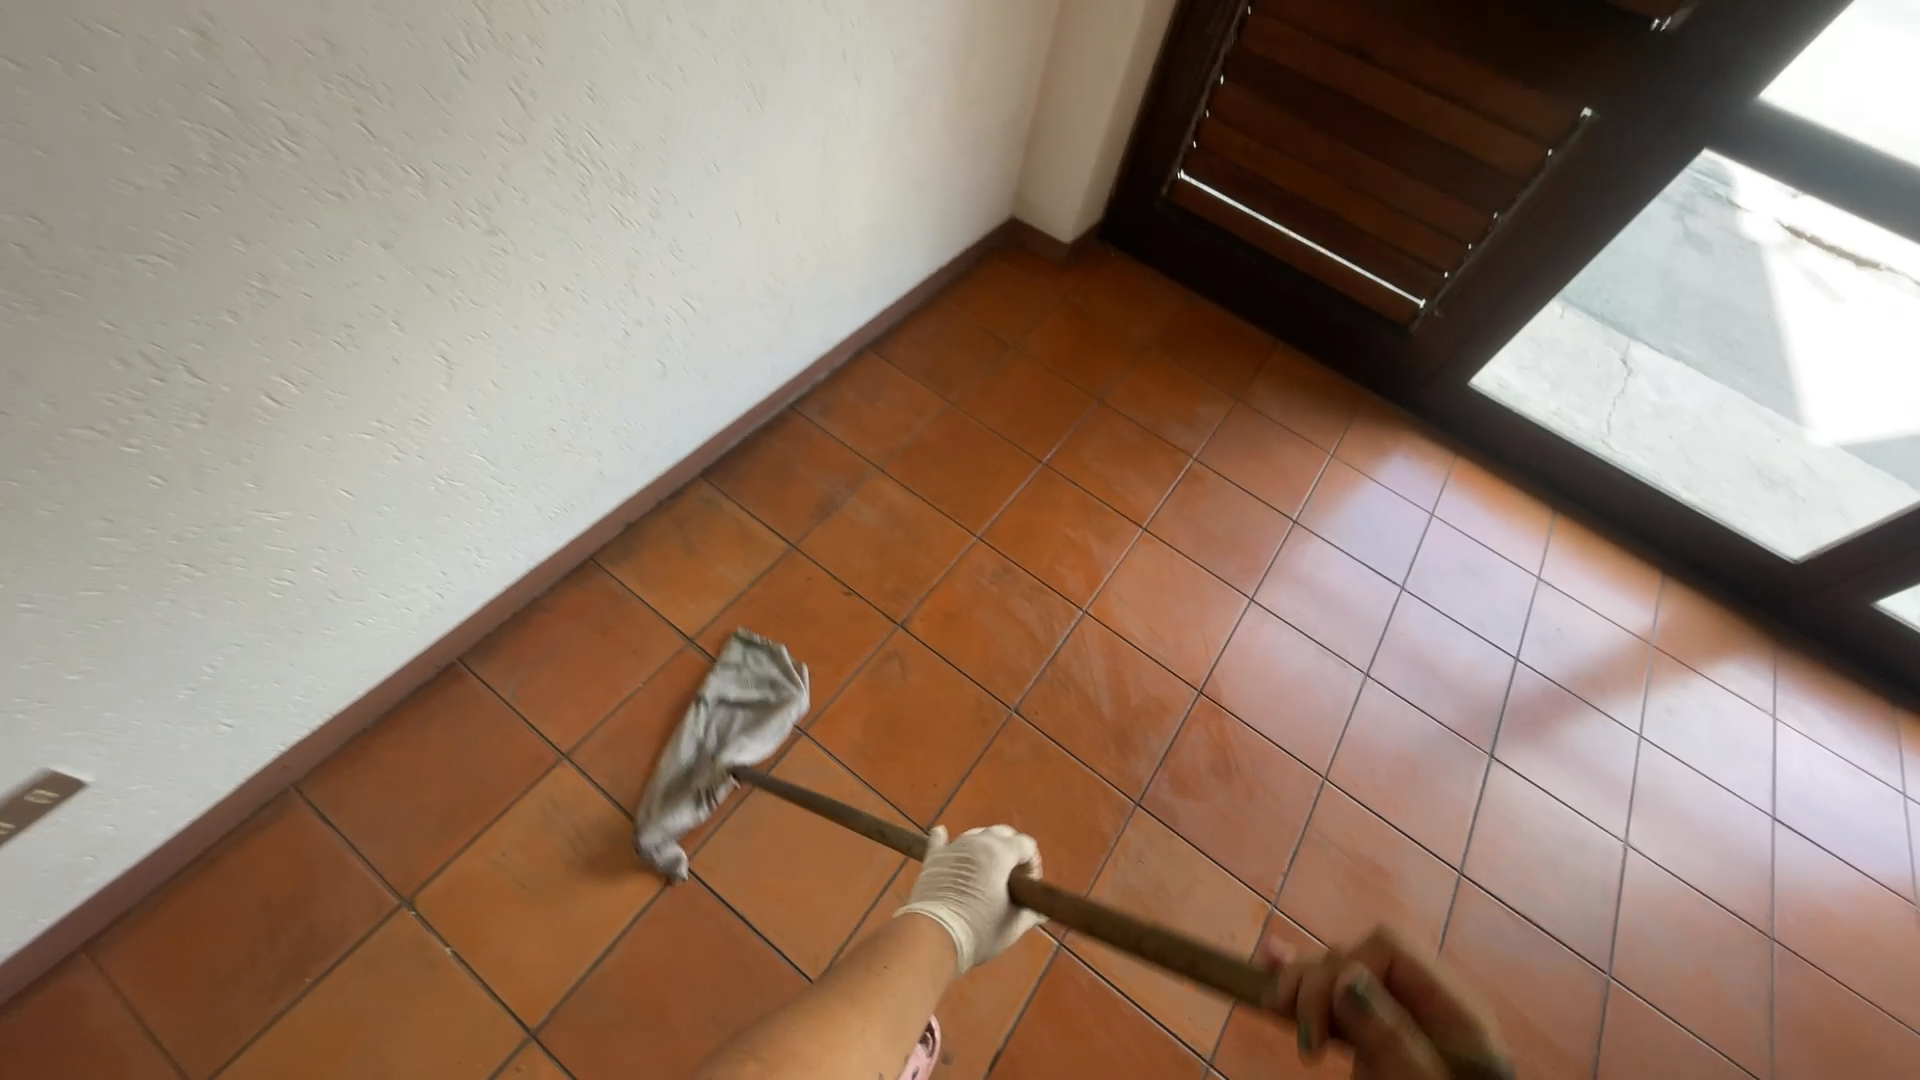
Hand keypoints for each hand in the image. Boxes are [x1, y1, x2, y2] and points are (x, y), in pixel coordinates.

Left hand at [895, 825, 1044, 973]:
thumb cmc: (980, 929)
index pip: (1026, 844)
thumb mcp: (1012, 925)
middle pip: (1002, 833)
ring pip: (975, 835)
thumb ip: (1030, 912)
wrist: (935, 935)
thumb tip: (1041, 912)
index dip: (1032, 863)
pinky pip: (939, 840)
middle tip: (1011, 878)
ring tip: (986, 871)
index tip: (1029, 885)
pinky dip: (944, 838)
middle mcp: (978, 842)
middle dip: (1012, 850)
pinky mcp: (933, 858)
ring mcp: (953, 847)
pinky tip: (943, 834)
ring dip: (985, 847)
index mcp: (1000, 852)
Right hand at [1263, 927, 1510, 1079]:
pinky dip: (1298, 979)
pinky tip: (1268, 962)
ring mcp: (1393, 1017)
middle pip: (1354, 956)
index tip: (1325, 1024)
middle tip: (1305, 1045)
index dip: (1347, 969)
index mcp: (1452, 1008)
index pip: (1389, 948)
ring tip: (1274, 1009)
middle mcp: (1421, 1002)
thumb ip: (1393, 1038)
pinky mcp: (1370, 1034)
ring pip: (1333, 972)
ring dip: (1298, 986)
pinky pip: (1331, 992)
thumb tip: (1346, 976)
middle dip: (1315, 986)